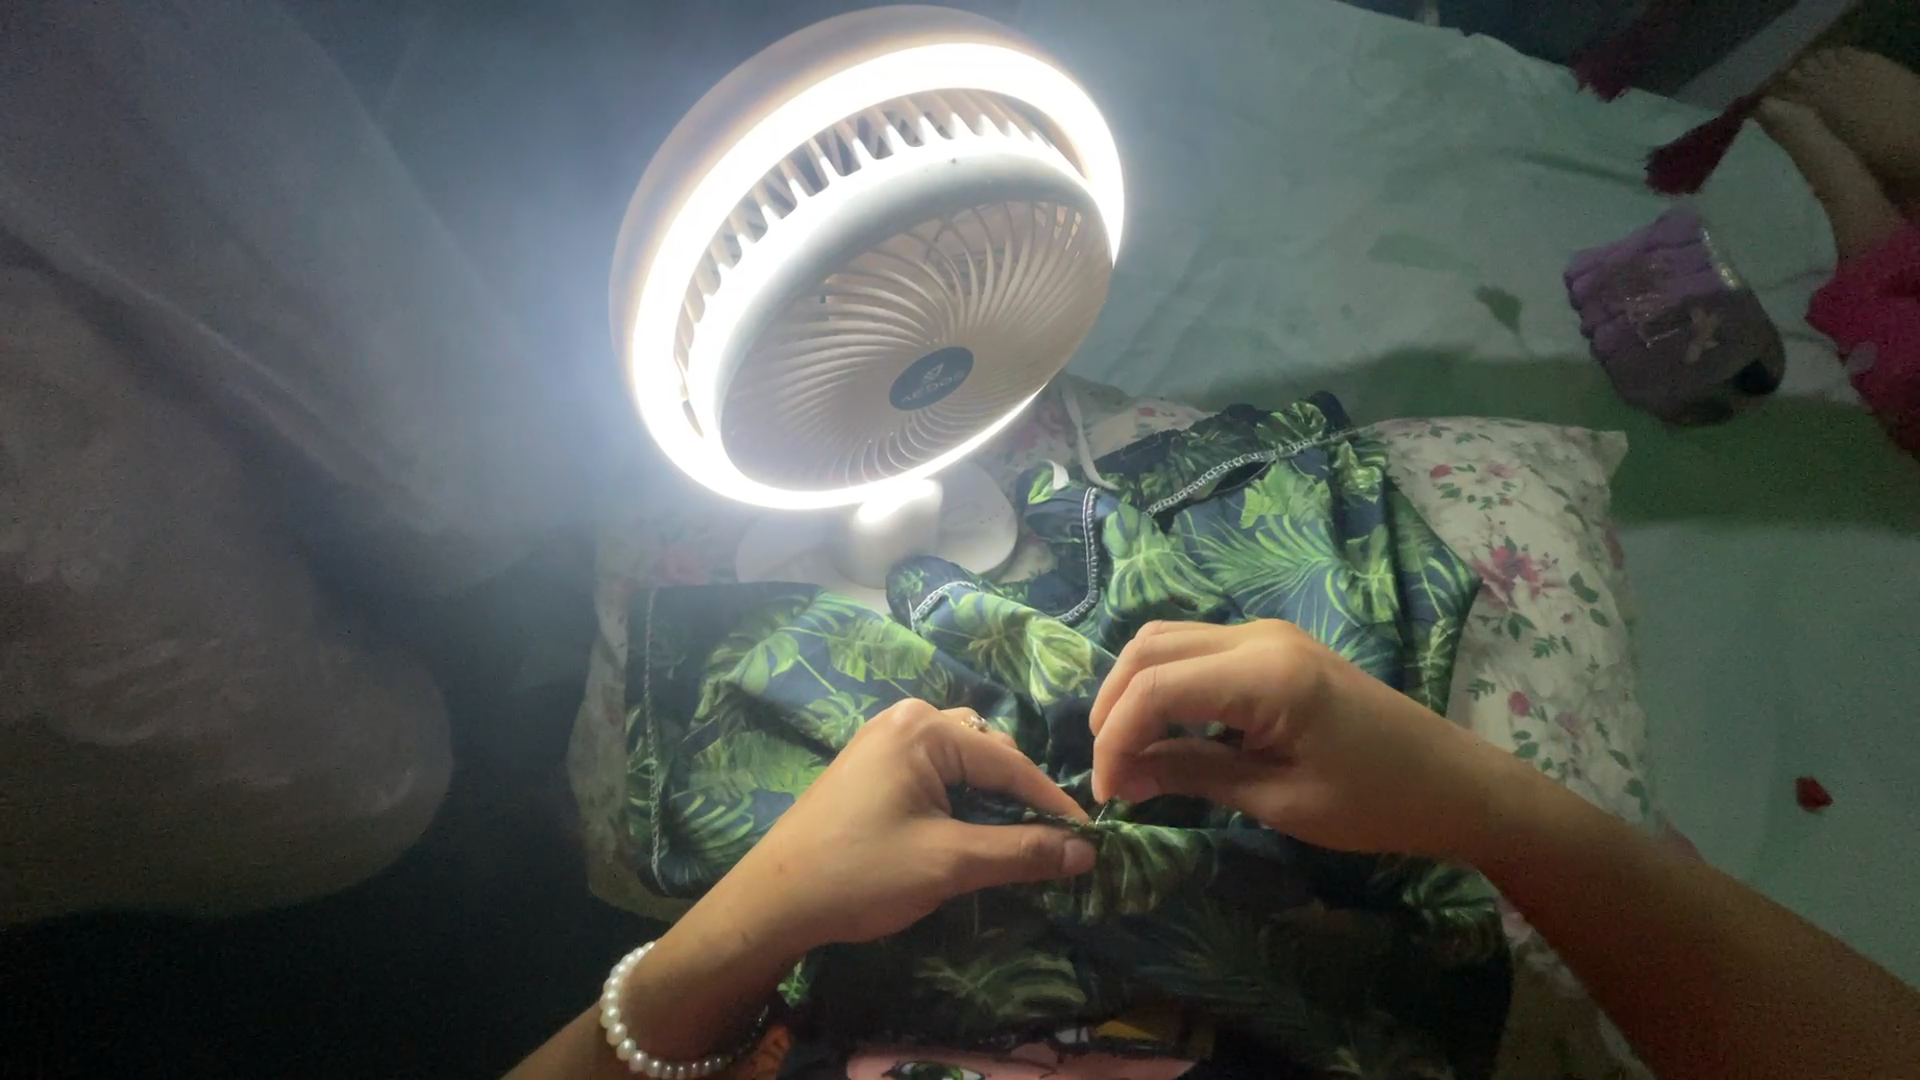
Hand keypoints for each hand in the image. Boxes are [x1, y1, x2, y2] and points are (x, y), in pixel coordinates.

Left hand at [714, 699, 1094, 953]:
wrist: (773, 901)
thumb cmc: (861, 874)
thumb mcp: (948, 862)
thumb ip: (1021, 851)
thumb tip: (1087, 850)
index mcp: (924, 727)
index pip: (1009, 760)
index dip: (1052, 802)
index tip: (1092, 836)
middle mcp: (908, 717)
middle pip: (987, 751)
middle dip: (1019, 797)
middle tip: (1048, 844)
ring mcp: (887, 736)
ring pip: (963, 760)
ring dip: (991, 796)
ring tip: (1012, 839)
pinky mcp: (875, 761)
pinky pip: (936, 768)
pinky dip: (961, 796)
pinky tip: (968, 827)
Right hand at [1089, 620, 1526, 858]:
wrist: (1459, 783)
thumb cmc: (1378, 804)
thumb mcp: (1278, 802)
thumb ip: (1192, 776)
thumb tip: (1121, 779)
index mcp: (1265, 674)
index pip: (1155, 688)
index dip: (1116, 738)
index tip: (1107, 792)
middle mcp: (1256, 634)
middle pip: (1148, 649)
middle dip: (1112, 707)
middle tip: (1109, 768)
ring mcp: (1264, 631)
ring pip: (1164, 639)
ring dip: (1132, 689)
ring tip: (1127, 747)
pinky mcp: (1269, 643)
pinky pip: (1192, 647)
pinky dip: (1163, 682)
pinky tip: (1165, 725)